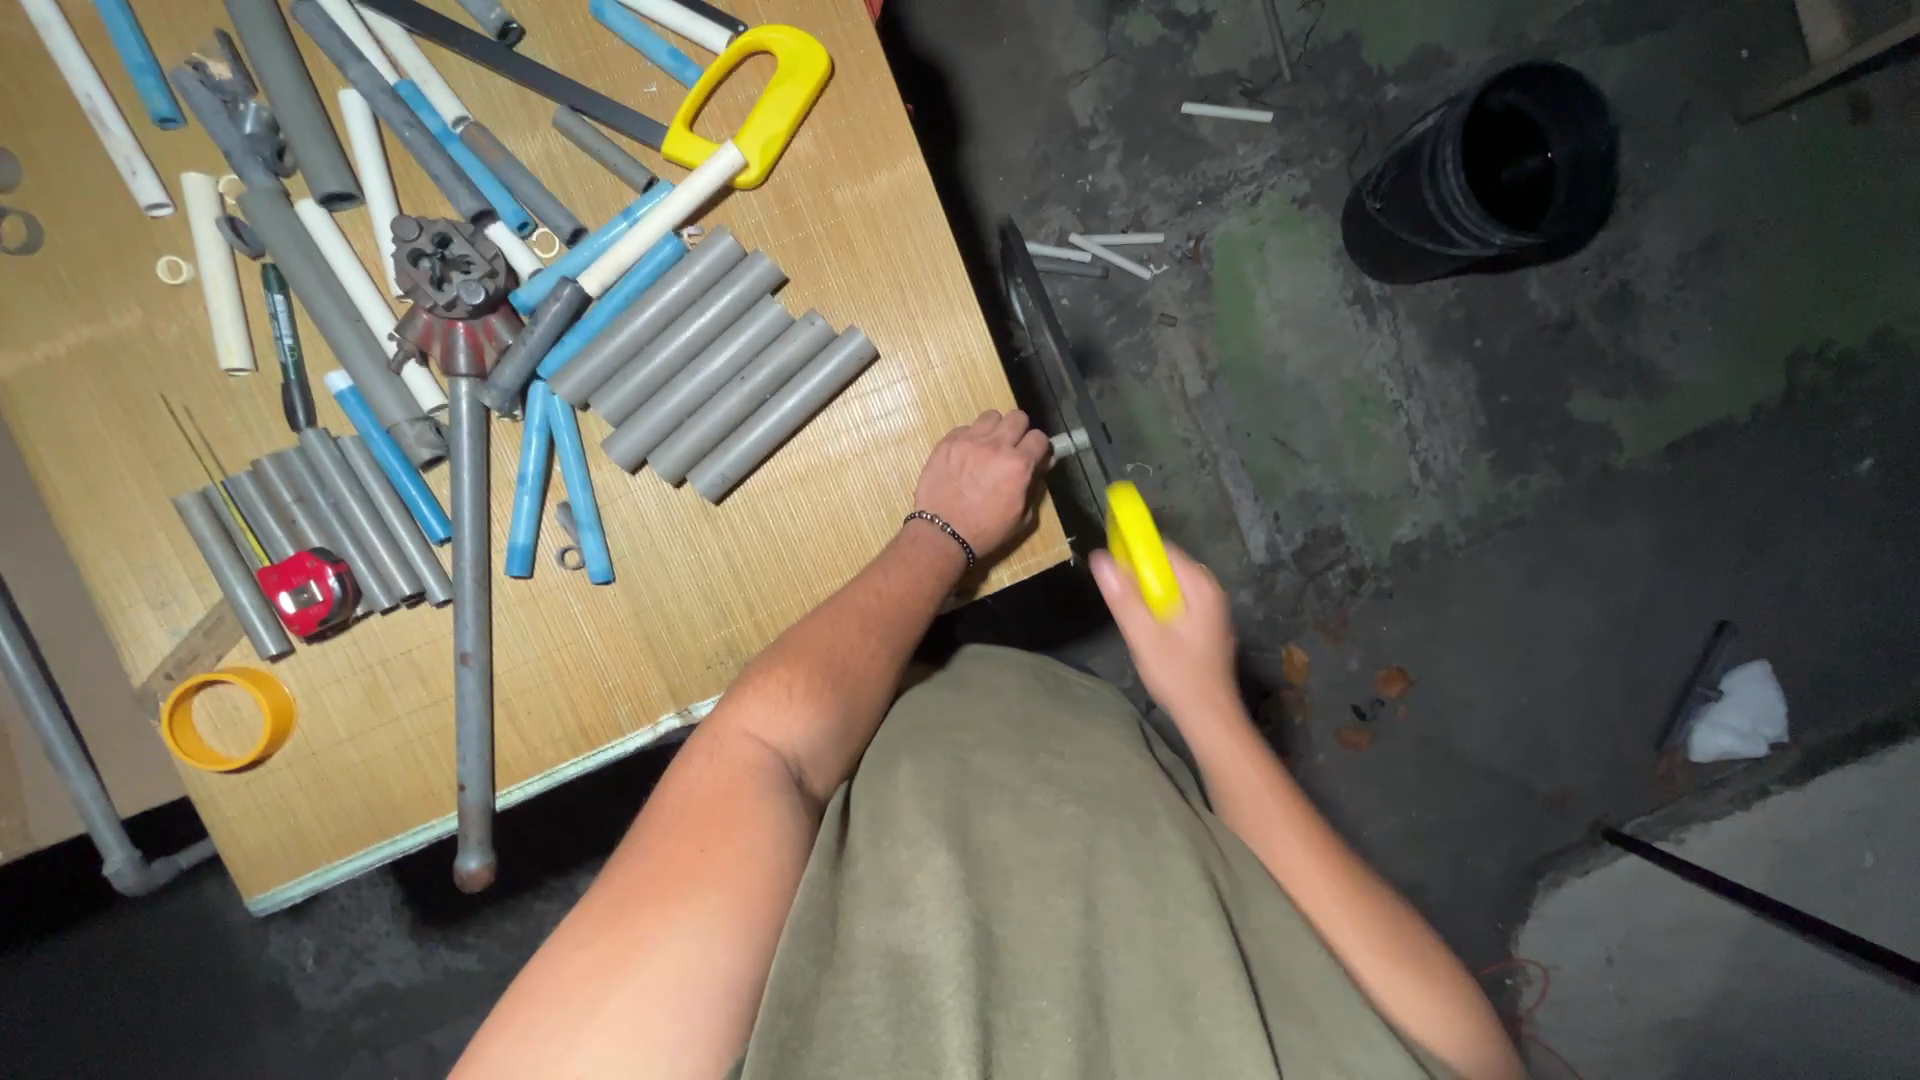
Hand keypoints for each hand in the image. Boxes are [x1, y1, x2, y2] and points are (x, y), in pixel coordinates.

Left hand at [912, 410, 1049, 556]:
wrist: (943, 534)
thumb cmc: (986, 531)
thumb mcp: (1023, 516)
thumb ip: (1034, 485)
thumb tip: (1040, 465)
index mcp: (1018, 464)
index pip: (1040, 438)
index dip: (1040, 448)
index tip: (1034, 457)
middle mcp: (996, 445)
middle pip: (1018, 417)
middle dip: (1020, 431)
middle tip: (1013, 448)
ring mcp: (969, 440)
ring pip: (991, 416)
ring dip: (995, 430)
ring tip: (988, 447)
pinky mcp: (947, 442)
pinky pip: (965, 428)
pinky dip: (970, 438)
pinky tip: (966, 455)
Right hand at [1091, 543, 1241, 726]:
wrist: (1210, 717)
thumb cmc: (1178, 675)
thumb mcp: (1144, 636)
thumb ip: (1123, 597)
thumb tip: (1100, 558)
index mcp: (1201, 588)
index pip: (1164, 551)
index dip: (1135, 554)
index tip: (1112, 570)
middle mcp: (1212, 593)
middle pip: (1168, 569)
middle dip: (1141, 579)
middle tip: (1122, 602)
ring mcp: (1213, 611)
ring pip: (1173, 589)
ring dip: (1150, 597)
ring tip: (1135, 622)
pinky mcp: (1209, 628)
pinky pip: (1180, 605)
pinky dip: (1162, 610)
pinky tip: (1152, 634)